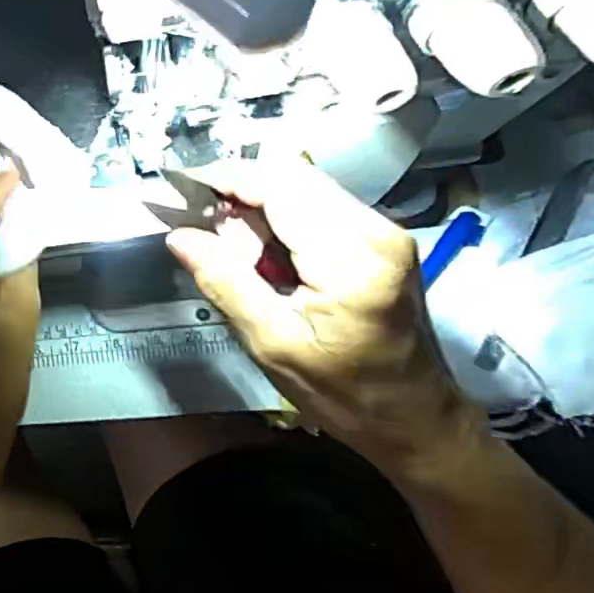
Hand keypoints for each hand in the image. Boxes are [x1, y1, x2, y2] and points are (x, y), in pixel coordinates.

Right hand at [163, 160, 486, 480]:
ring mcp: (383, 229)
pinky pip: (317, 201)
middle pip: (291, 174)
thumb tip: (180, 237)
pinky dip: (279, 213)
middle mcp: (375, 230)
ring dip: (257, 200)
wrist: (414, 418)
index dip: (224, 177)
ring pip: (303, 183)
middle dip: (238, 188)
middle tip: (200, 221)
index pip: (278, 186)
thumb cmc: (344, 394)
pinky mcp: (380, 236)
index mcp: (351, 259)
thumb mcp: (271, 343)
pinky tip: (262, 248)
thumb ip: (225, 282)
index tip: (180, 186)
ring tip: (229, 241)